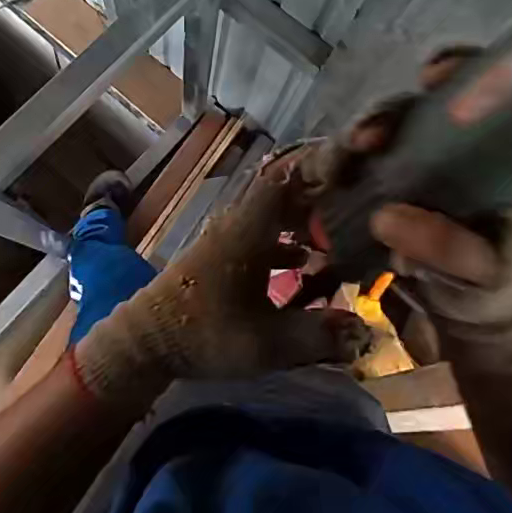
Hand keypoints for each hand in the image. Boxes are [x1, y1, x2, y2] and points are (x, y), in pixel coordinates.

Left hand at [72, 155, 372, 402]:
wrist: (146, 342)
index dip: (316, 169)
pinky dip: (282, 241)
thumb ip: (319, 335)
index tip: (350, 170)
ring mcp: (225, 240)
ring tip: (336, 232)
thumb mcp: (268, 343)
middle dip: (317, 196)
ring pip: (269, 216)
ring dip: (300, 219)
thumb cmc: (205, 334)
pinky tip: (302, 260)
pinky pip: (258, 236)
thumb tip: (365, 330)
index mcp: (248, 230)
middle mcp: (237, 225)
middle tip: (354, 205)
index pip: (284, 179)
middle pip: (280, 194)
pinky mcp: (218, 257)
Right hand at [315, 48, 511, 372]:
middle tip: (364, 142)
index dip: (457, 69)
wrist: (461, 310)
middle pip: (410, 110)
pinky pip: (348, 163)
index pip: (479, 91)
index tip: (432, 77)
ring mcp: (406, 164)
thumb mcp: (482, 272)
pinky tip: (323, 182)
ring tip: (335, 173)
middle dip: (382, 116)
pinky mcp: (375, 184)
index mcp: (488, 154)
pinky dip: (331, 166)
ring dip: (348, 143)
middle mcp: (444, 147)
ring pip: (372, 133)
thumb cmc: (486, 283)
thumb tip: (386, 216)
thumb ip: (448, 248)